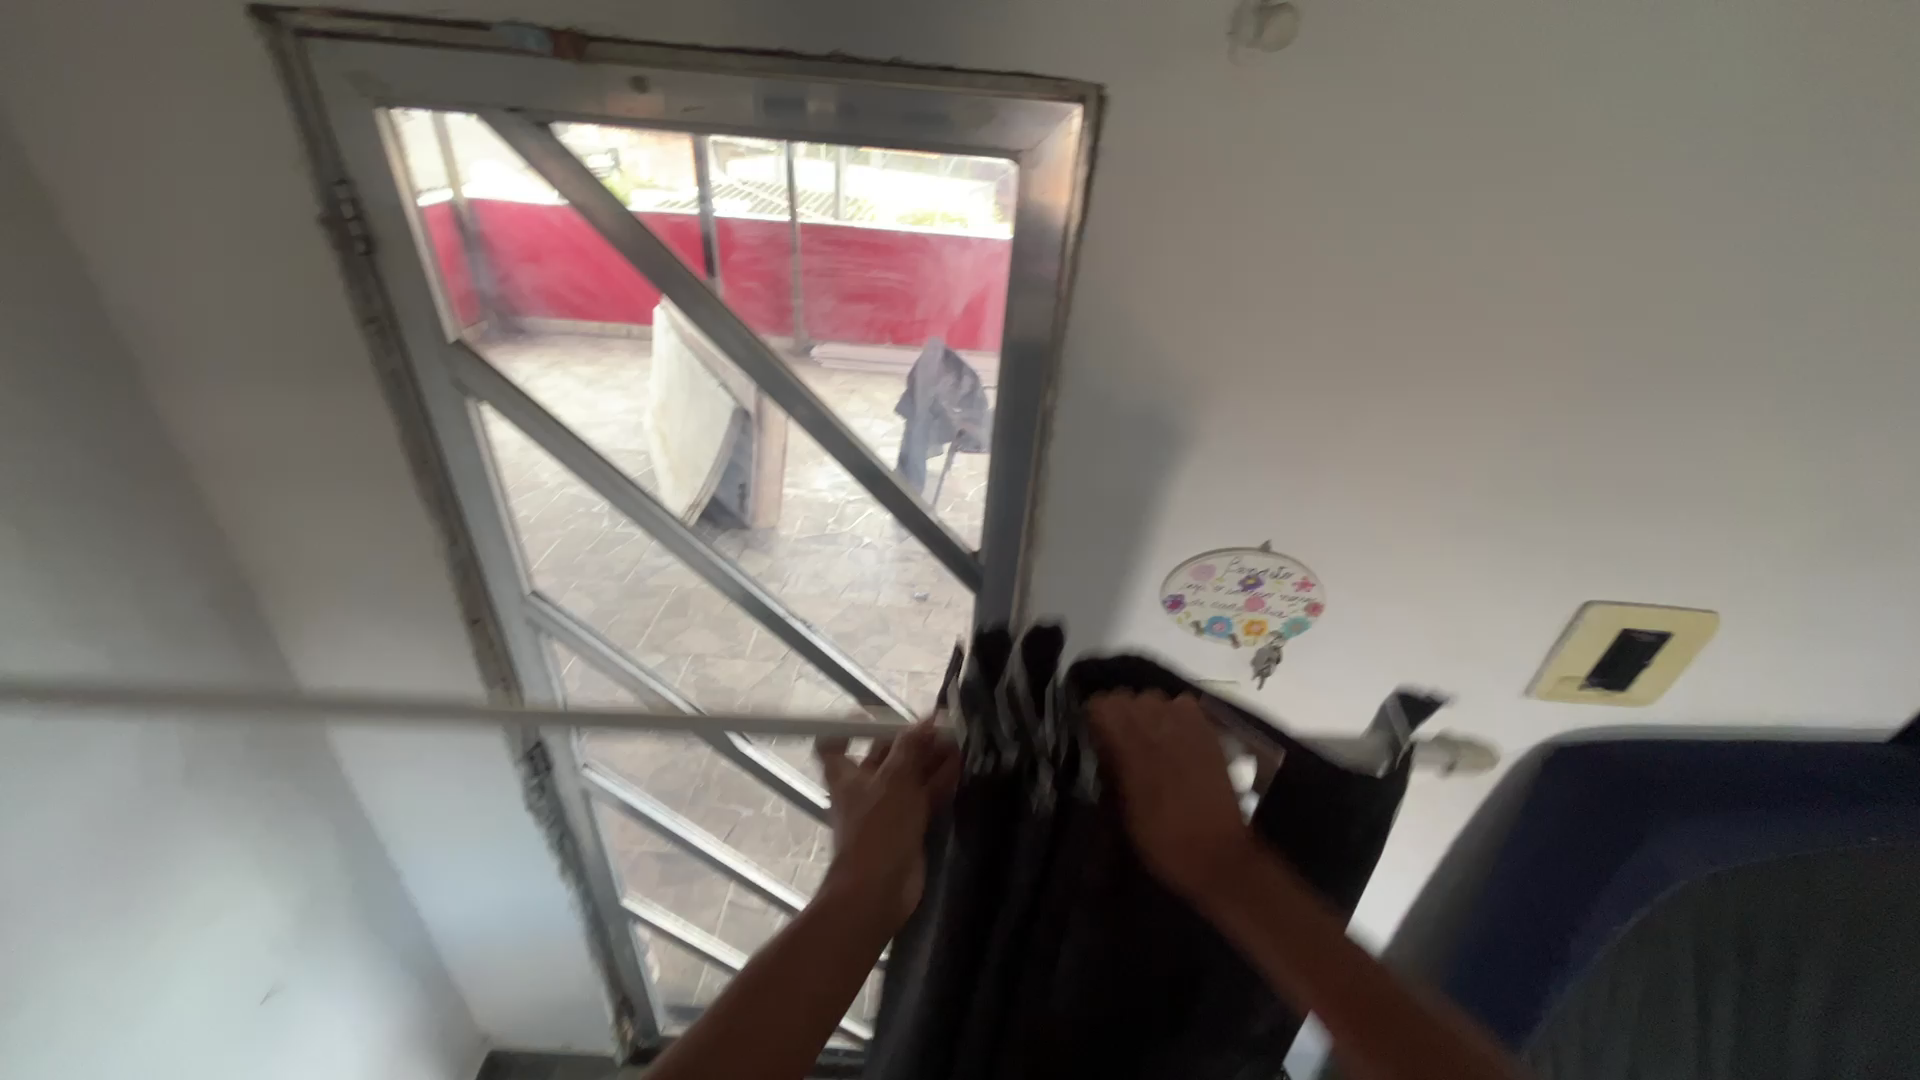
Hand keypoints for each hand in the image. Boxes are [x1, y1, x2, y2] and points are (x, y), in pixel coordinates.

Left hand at [815, 720, 960, 928]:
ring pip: (908, 775)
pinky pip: (923, 796)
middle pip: (883, 755)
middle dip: (910, 740)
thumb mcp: (895, 779)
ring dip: (929, 759)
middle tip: (941, 725)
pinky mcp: (906, 826)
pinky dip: (938, 782)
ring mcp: (885, 808)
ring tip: (957, 741)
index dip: (850, 727)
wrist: (878, 890)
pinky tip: (959, 768)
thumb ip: (911, 747)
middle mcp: (863, 788)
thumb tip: (927, 720)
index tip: (876, 714)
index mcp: (845, 774)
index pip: (834, 742)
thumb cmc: (877, 828)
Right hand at [1088, 691, 1257, 900]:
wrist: (1217, 855)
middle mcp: (1157, 728)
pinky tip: (1175, 737)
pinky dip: (1176, 715)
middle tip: (1119, 740)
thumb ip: (1109, 768)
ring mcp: (1188, 728)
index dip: (1094, 718)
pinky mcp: (1210, 733)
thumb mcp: (1120, 811)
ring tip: (1148, 738)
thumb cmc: (1161, 840)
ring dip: (1146, 712)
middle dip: (1119, 713)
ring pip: (1155, 697)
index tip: (1094, 735)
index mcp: (1130, 749)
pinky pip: (1185, 705)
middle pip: (1127, 696)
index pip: (1101, 705)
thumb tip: (1101, 744)